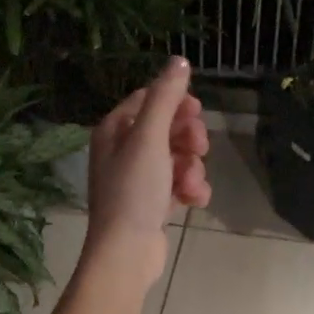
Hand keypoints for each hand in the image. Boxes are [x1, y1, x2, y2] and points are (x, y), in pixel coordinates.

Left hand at [84, 57, 211, 285]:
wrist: (126, 252)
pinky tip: (194, 201)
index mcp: (114, 130)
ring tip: (192, 184)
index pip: (148, 99)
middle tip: (198, 148)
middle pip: (166, 128)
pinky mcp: (151, 204)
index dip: (175, 102)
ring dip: (192, 168)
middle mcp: (122, 151)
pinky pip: (178, 184)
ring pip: (177, 158)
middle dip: (188, 138)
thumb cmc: (134, 191)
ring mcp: (137, 180)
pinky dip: (190, 189)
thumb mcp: (149, 137)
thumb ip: (165, 97)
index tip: (196, 111)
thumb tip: (179, 60)